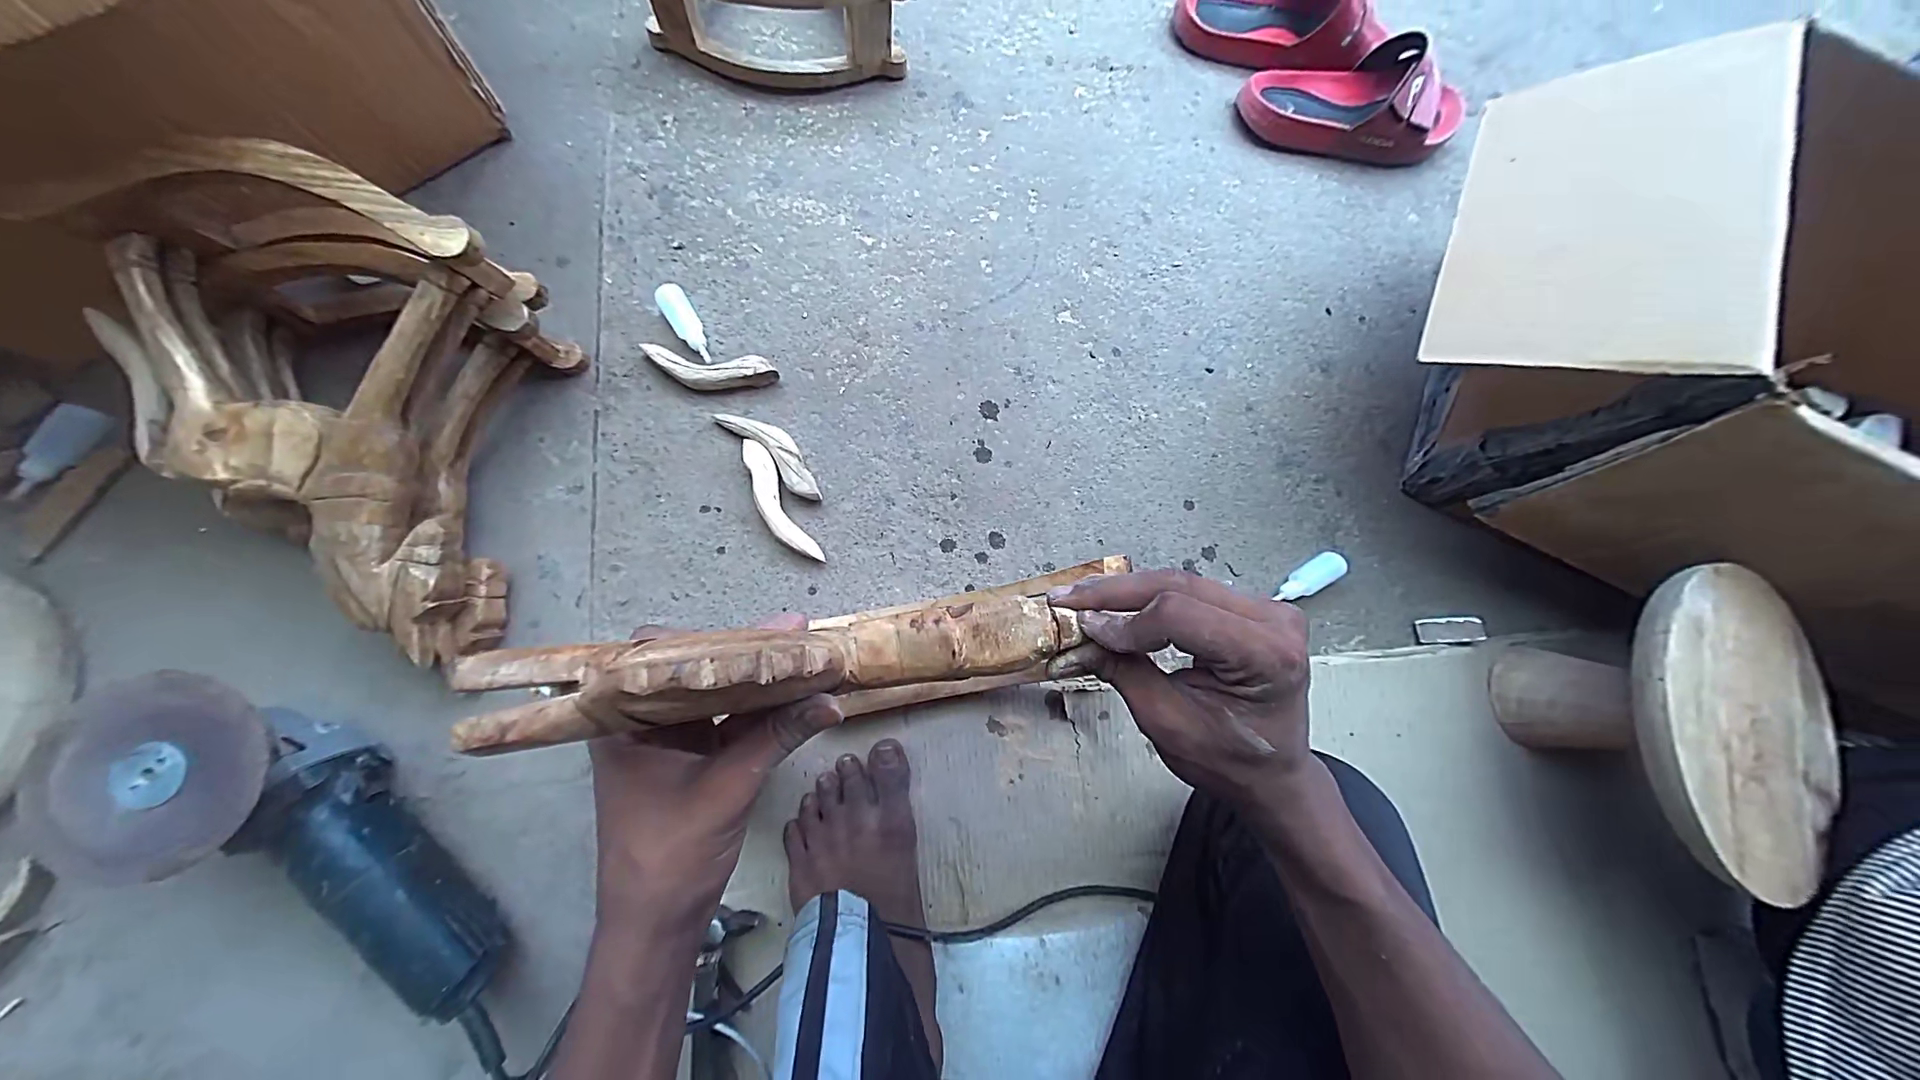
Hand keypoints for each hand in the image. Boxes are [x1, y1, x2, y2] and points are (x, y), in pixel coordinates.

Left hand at [588, 614, 842, 923]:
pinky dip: (755, 708)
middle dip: (744, 651)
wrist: (657, 922)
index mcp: (625, 721)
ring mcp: (669, 738)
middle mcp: (642, 720)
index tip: (758, 629)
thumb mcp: (729, 786)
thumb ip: (778, 736)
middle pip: (694, 670)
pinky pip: (725, 719)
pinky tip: (790, 692)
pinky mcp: (692, 755)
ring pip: (713, 692)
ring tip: (797, 651)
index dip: (707, 637)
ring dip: (754, 678)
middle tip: (791, 631)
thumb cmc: (672, 853)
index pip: (658, 656)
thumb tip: (832, 699)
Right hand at [1050, 570, 1311, 805]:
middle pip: (1178, 586)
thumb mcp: (1167, 721)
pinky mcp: (1250, 608)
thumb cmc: (1230, 761)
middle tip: (1066, 598)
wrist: (1269, 774)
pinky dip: (1147, 596)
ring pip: (1179, 582)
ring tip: (1082, 597)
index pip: (1179, 614)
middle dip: (1114, 592)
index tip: (1084, 631)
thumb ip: (1124, 671)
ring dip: (1126, 590)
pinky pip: (1189, 591)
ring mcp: (1266, 610)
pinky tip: (1114, 600)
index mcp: (1266, 654)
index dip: (1124, 622)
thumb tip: (1082, 637)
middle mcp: (1274, 621)